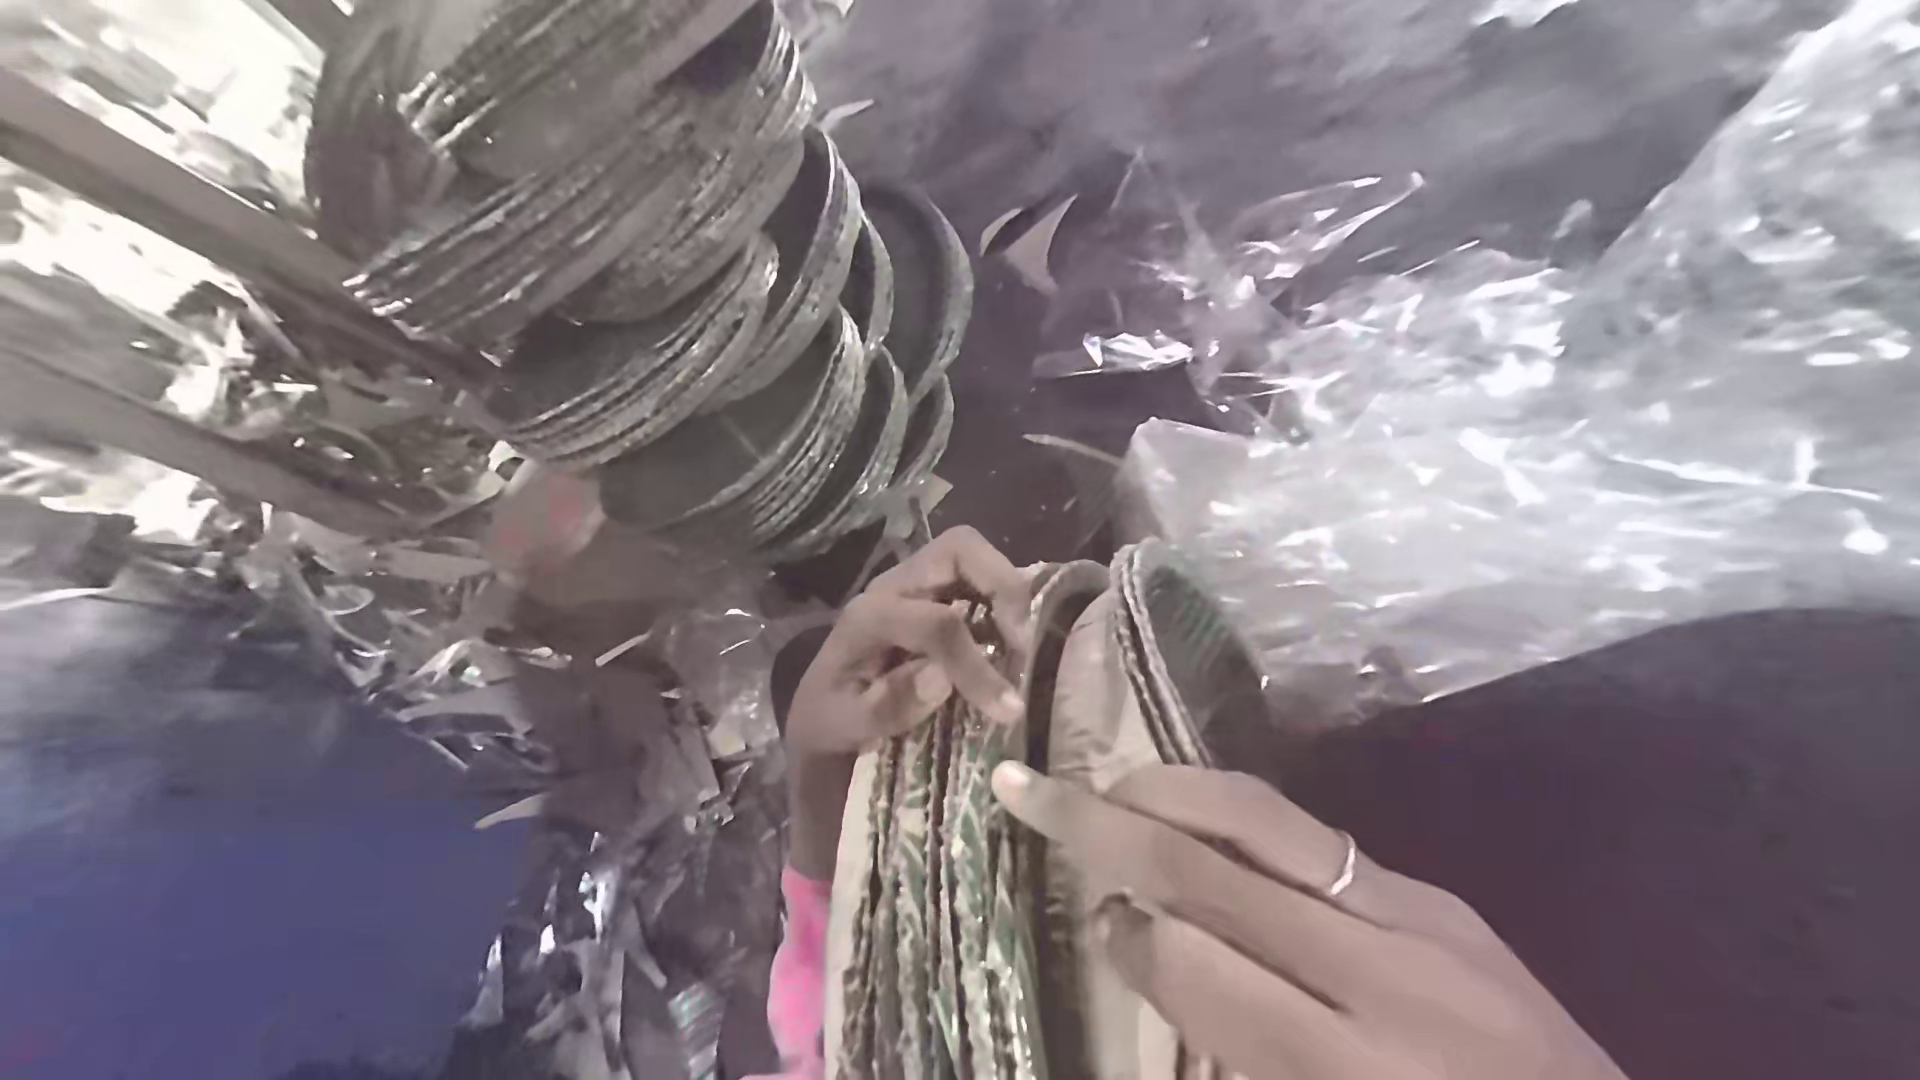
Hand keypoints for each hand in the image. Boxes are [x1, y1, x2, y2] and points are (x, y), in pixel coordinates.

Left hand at [788, 526, 1030, 758]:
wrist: (823, 706)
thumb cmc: (833, 718)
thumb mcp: (846, 726)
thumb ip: (887, 706)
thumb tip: (940, 678)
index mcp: (869, 618)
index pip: (936, 624)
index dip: (975, 663)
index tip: (1008, 706)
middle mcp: (893, 586)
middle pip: (958, 548)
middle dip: (1002, 584)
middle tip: (1022, 637)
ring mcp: (916, 582)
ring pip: (972, 553)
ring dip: (1007, 588)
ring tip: (1022, 639)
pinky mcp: (933, 591)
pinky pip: (977, 574)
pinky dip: (1002, 596)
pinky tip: (1010, 636)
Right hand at [992, 762, 1630, 1079]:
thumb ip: (1220, 1039)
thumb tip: (1132, 936)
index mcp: (1358, 1078)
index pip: (1199, 967)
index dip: (1125, 931)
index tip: (1091, 916)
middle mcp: (1390, 982)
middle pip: (1208, 866)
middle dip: (1101, 820)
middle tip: (1032, 788)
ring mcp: (1423, 919)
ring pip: (1254, 814)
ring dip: (1162, 790)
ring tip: (1105, 786)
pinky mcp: (1439, 896)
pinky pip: (1302, 830)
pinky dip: (1227, 813)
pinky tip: (1194, 816)